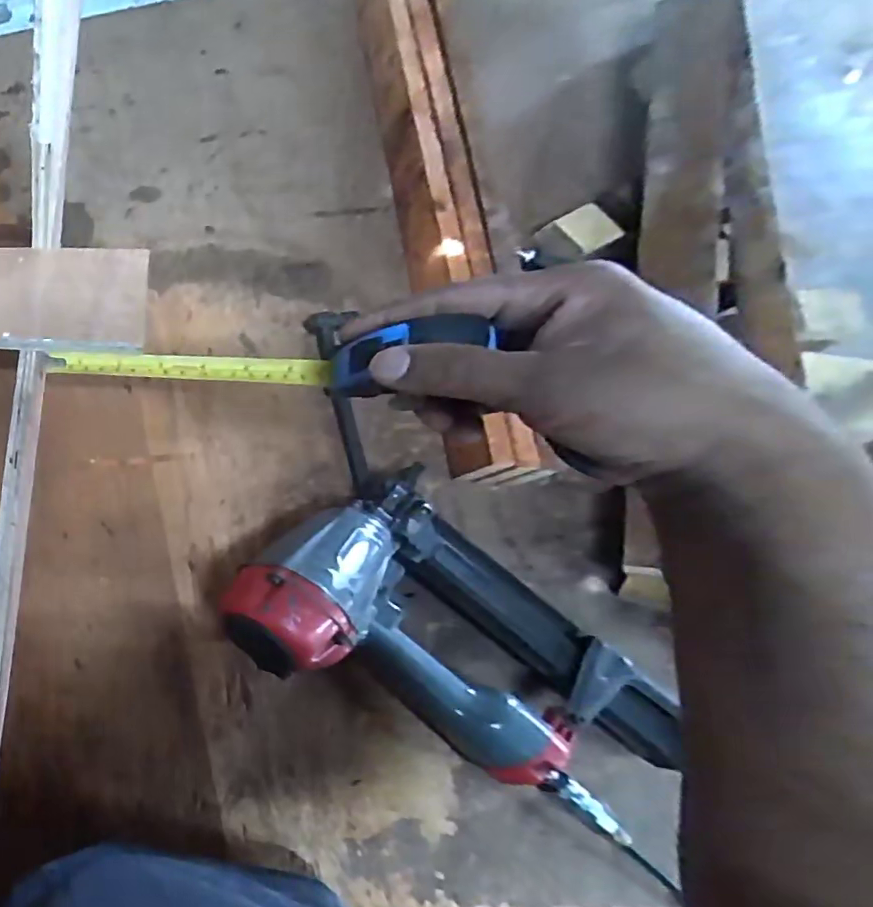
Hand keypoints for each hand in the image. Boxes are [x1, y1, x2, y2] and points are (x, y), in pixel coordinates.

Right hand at [344, 261, 824, 485]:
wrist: (725, 453)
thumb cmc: (643, 398)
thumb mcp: (540, 382)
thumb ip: (455, 369)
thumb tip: (377, 363)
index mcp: (560, 291)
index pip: (458, 300)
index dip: (396, 320)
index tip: (345, 338)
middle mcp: (552, 313)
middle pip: (457, 335)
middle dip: (422, 369)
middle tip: (382, 396)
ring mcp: (552, 349)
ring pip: (467, 368)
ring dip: (444, 398)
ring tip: (445, 426)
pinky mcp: (549, 384)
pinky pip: (486, 390)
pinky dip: (467, 411)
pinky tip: (469, 432)